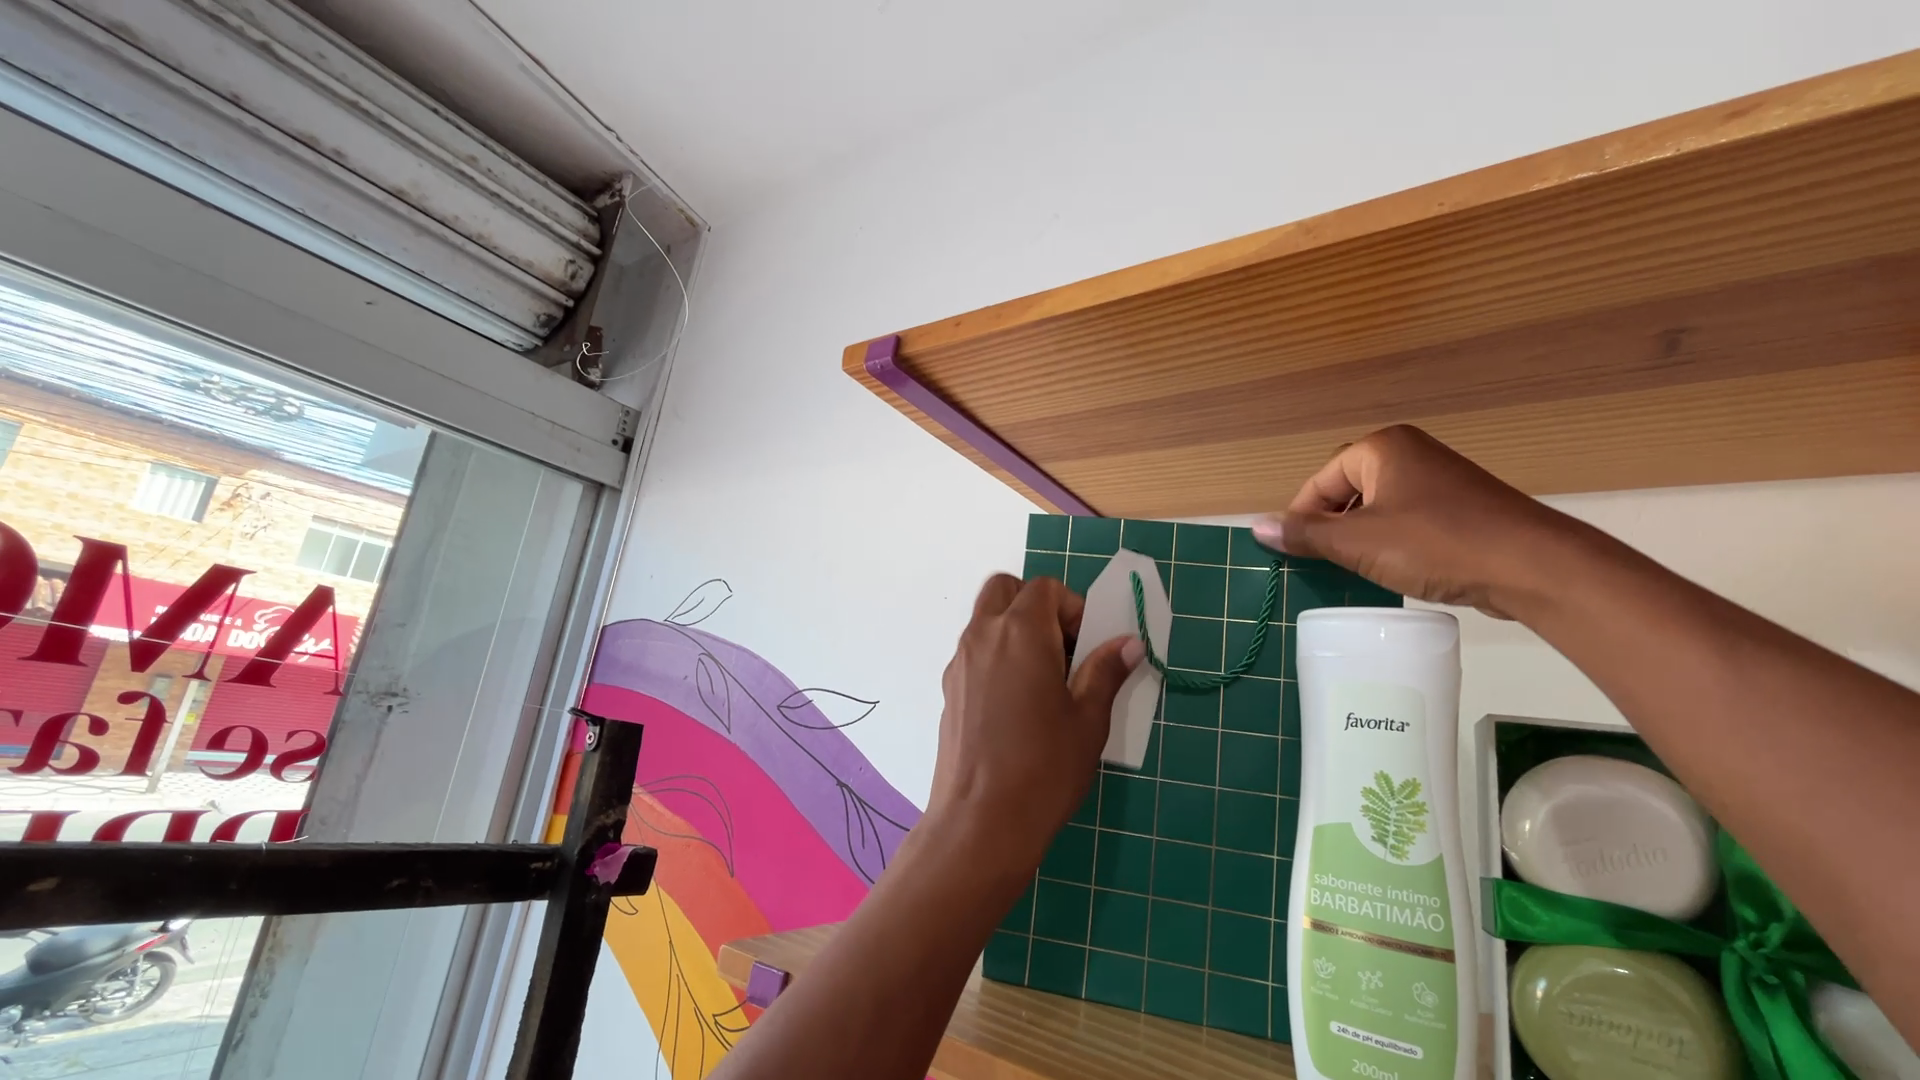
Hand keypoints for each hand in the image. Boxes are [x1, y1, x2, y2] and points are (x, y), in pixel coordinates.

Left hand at [925, 575, 1142, 868]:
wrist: (981, 822)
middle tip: (1063, 649)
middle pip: (1004, 590)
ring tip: (1043, 680)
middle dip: (1036, 606)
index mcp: (1020, 632)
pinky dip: (997, 656)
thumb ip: (1106, 671)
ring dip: (1014, 629)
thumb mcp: (1088, 719)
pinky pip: (974, 652)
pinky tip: (1018, 706)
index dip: (1073, 608)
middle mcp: (983, 636)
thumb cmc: (1044, 768)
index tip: (1088, 647)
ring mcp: (960, 663)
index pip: (1046, 589)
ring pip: (985, 620)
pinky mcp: (949, 690)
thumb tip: (1128, 643)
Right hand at [1252, 425, 1593, 617]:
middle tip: (1324, 564)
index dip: (1302, 517)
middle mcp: (1411, 454)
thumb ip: (1305, 534)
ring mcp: (1440, 480)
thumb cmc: (1435, 544)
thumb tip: (1257, 527)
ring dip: (1361, 539)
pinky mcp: (1462, 509)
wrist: (1531, 565)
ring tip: (1356, 571)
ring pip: (1378, 509)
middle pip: (1348, 491)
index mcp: (1382, 448)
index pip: (1321, 480)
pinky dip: (1393, 544)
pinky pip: (1408, 521)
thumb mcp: (1358, 543)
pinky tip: (1395, 570)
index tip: (1295, 553)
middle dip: (1332, 528)